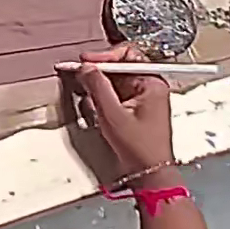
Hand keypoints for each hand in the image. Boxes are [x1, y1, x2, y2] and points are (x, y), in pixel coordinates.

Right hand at [73, 43, 174, 179]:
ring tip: (85, 93)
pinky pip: (115, 94)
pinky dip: (102, 97)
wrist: (149, 173)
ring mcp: (142, 97)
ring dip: (98, 86)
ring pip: (115, 81)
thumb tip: (86, 67)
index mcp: (151, 82)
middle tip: (78, 74)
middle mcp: (149, 86)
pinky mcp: (134, 108)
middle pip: (119, 67)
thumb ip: (98, 87)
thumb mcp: (113, 114)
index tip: (84, 61)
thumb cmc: (139, 147)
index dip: (103, 57)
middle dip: (98, 72)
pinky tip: (94, 105)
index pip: (127, 56)